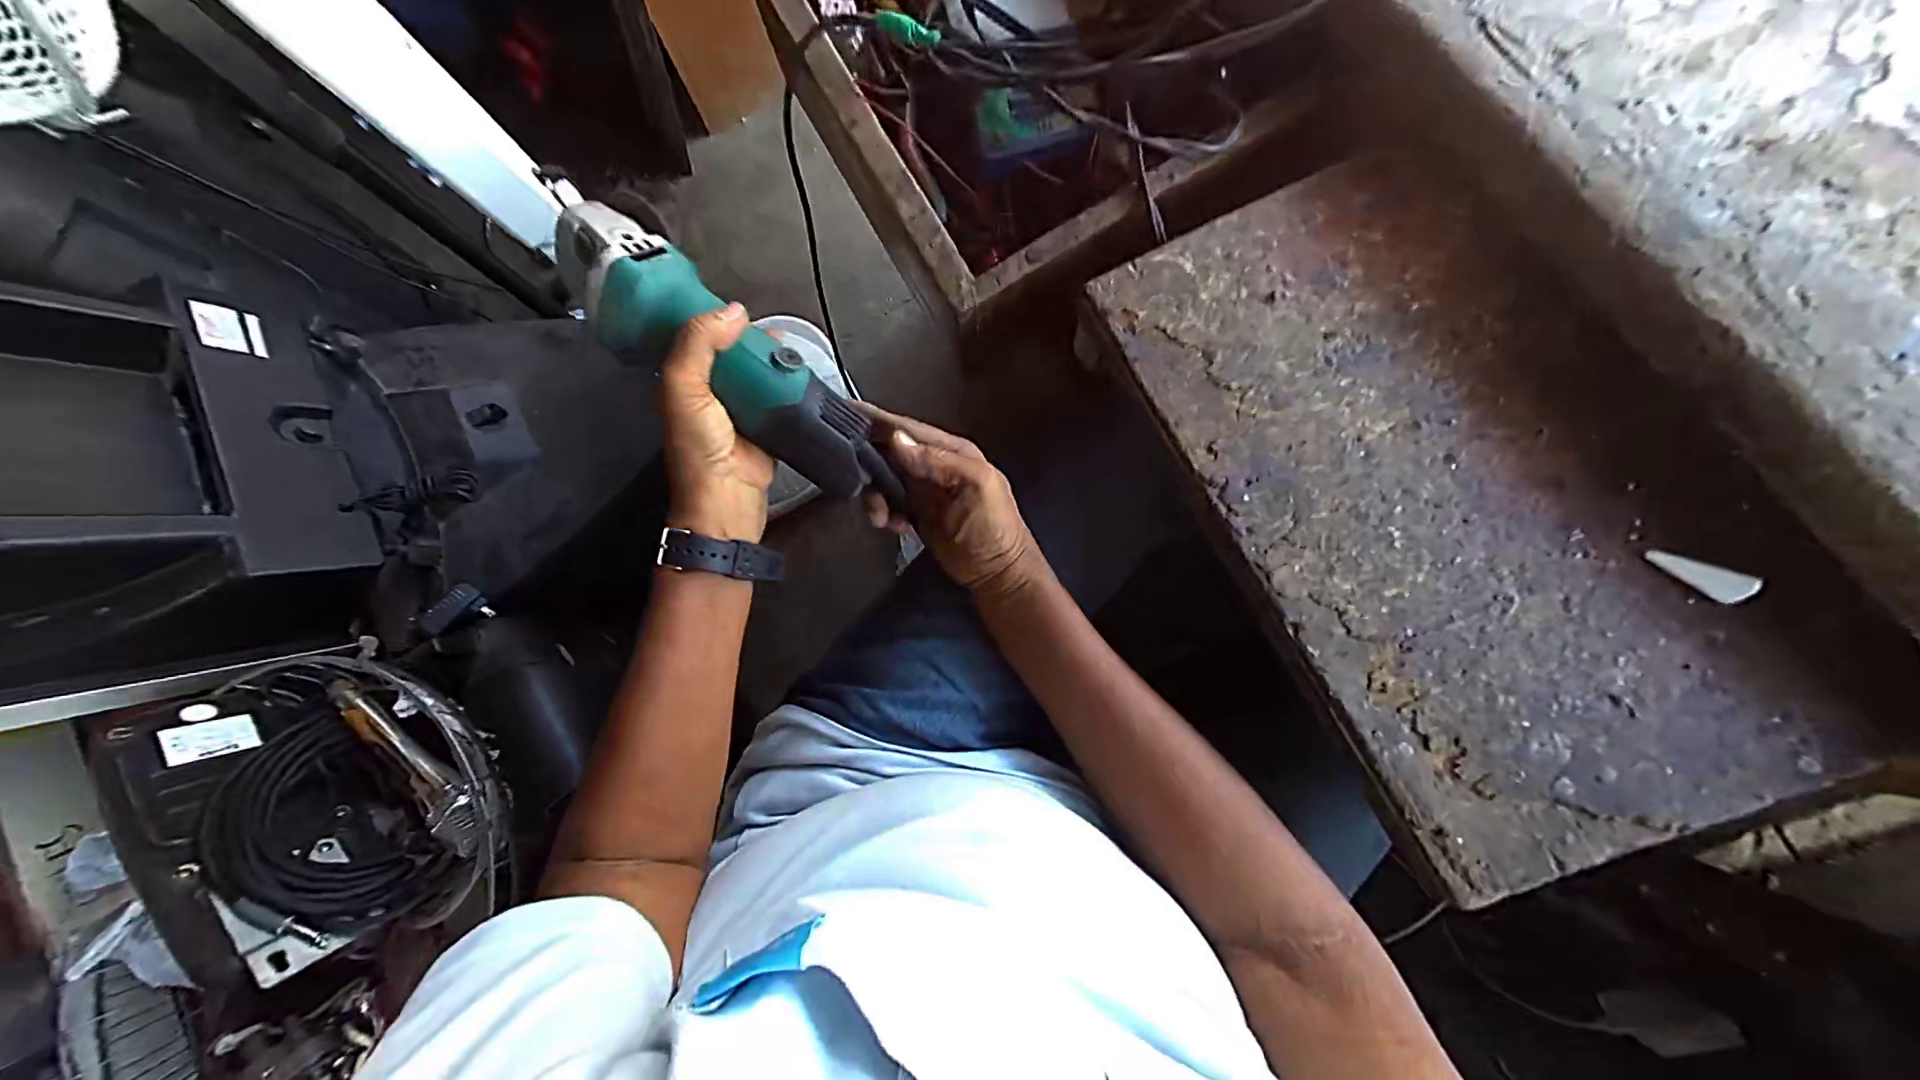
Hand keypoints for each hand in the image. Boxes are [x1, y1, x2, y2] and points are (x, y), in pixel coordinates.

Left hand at [660, 303, 774, 542]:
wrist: (728, 498)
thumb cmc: (698, 451)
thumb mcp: (685, 389)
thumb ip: (699, 345)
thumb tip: (732, 312)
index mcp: (683, 379)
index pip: (698, 338)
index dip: (714, 319)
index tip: (736, 308)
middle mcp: (711, 392)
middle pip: (734, 354)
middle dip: (752, 341)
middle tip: (769, 335)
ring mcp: (741, 409)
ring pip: (759, 373)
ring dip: (774, 363)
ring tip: (788, 353)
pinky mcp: (766, 425)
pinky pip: (780, 398)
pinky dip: (790, 387)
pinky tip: (798, 378)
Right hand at [856, 403, 1049, 598]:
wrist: (996, 573)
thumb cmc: (994, 527)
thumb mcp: (974, 486)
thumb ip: (937, 461)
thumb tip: (897, 440)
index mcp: (952, 452)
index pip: (908, 429)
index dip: (877, 421)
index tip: (846, 413)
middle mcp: (935, 466)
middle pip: (889, 452)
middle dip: (870, 465)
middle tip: (859, 482)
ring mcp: (924, 490)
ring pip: (884, 480)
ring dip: (875, 496)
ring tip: (881, 516)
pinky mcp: (916, 513)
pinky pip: (889, 504)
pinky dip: (884, 513)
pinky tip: (894, 525)